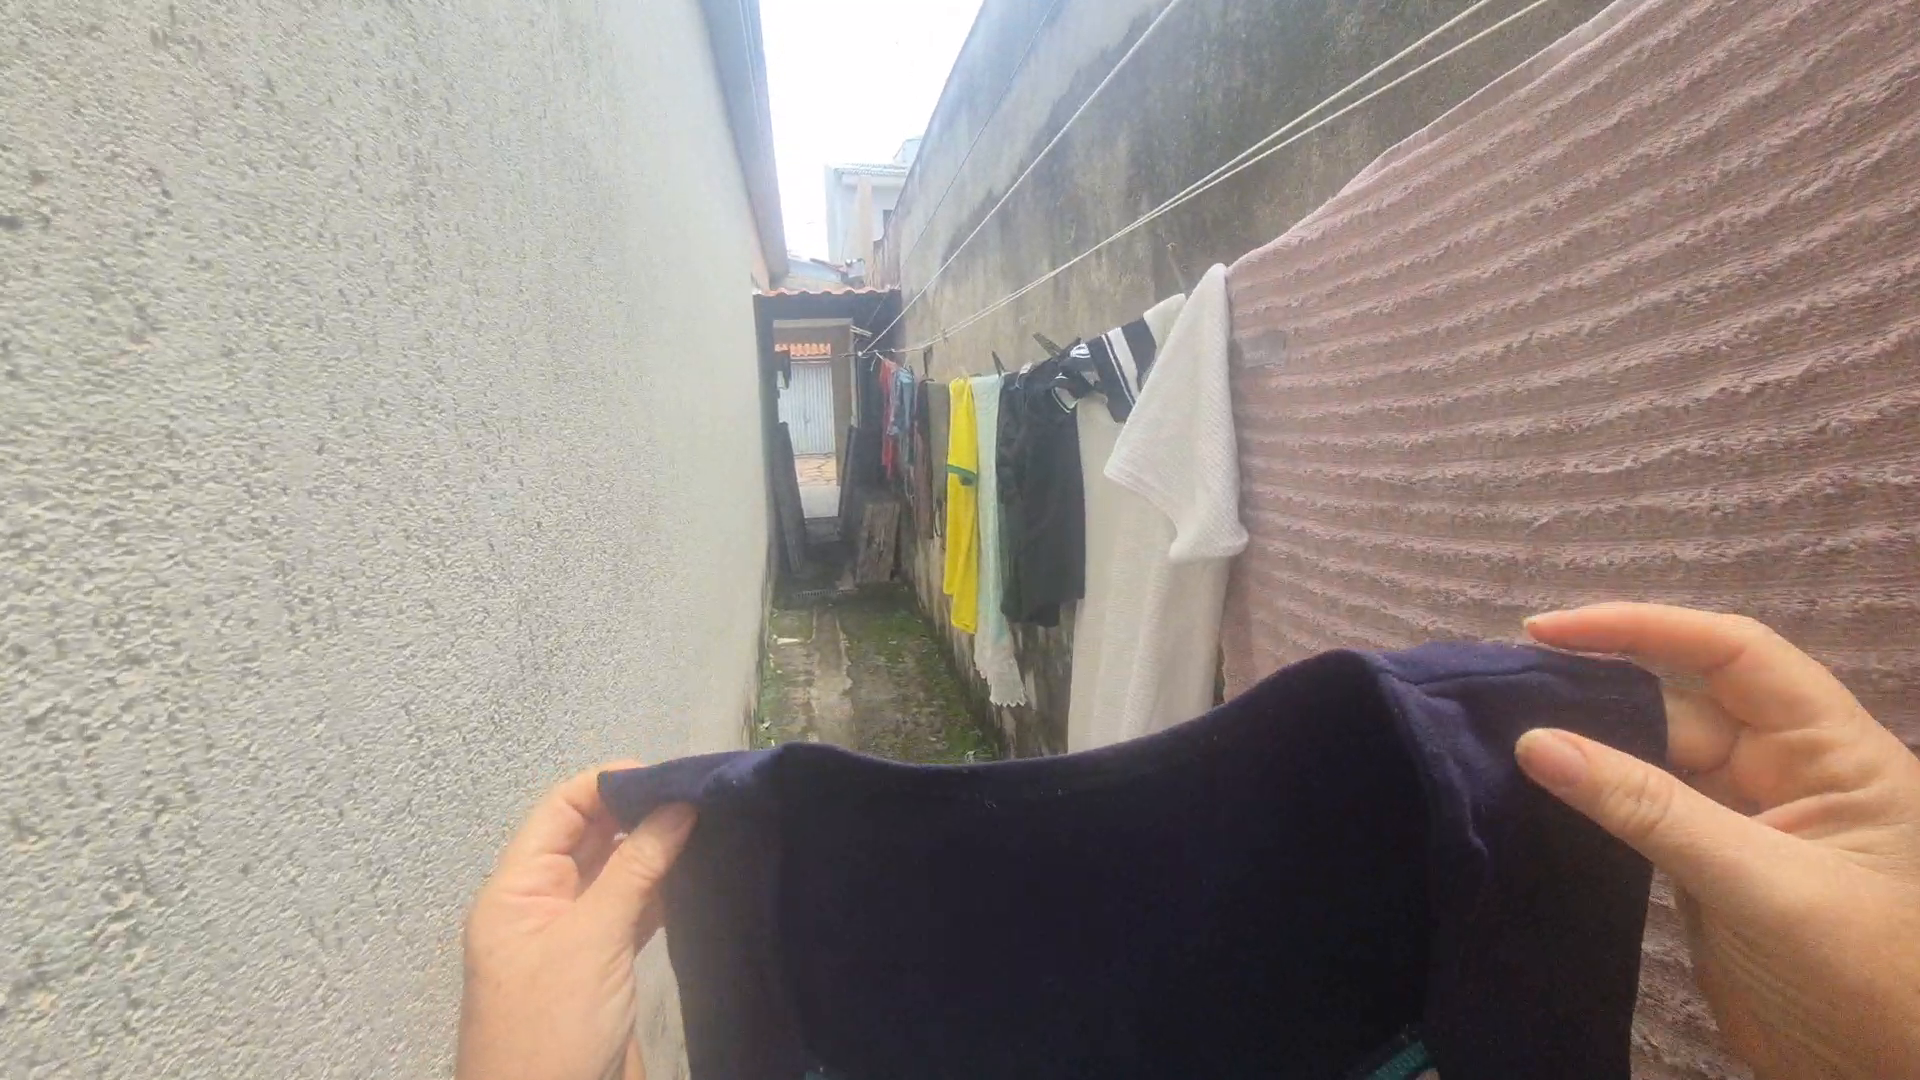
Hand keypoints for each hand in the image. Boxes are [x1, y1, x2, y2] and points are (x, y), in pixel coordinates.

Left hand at [456, 763, 696, 1079]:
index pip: (560, 811)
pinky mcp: (604, 960)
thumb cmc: (553, 1027)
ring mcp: (574, 933)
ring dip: (655, 846)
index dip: (607, 784)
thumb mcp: (592, 940)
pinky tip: (698, 869)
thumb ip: (636, 866)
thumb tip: (681, 803)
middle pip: (589, 835)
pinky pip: (634, 903)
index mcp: (517, 892)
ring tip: (707, 823)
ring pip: (616, 868)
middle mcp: (543, 904)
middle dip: (638, 811)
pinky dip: (663, 883)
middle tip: (699, 795)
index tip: (669, 776)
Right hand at [1515, 604, 1919, 1079]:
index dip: (1642, 627)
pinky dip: (1582, 782)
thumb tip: (1532, 741)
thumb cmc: (1875, 986)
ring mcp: (1740, 810)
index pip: (1734, 654)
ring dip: (1580, 734)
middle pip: (1676, 695)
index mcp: (1836, 756)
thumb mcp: (1763, 887)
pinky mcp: (1700, 848)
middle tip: (1503, 682)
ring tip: (1500, 723)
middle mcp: (1786, 768)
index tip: (1546, 631)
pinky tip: (1533, 777)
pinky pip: (1632, 794)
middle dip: (1593, 682)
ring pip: (1645, 745)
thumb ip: (1646, 808)